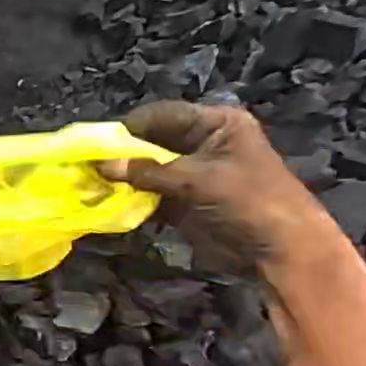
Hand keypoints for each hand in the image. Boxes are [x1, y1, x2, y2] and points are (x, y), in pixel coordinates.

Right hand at [100, 100, 338, 273]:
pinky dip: (130, 197)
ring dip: (122, 177)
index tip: (96, 144)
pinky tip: (107, 201)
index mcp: (215, 124)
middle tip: (87, 166)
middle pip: (150, 141)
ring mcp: (190, 172)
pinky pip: (148, 192)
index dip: (130, 128)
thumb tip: (101, 165)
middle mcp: (201, 143)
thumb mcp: (197, 180)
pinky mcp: (181, 199)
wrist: (278, 249)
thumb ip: (148, 172)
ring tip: (91, 184)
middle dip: (121, 154)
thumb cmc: (248, 202)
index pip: (162, 115)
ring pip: (146, 168)